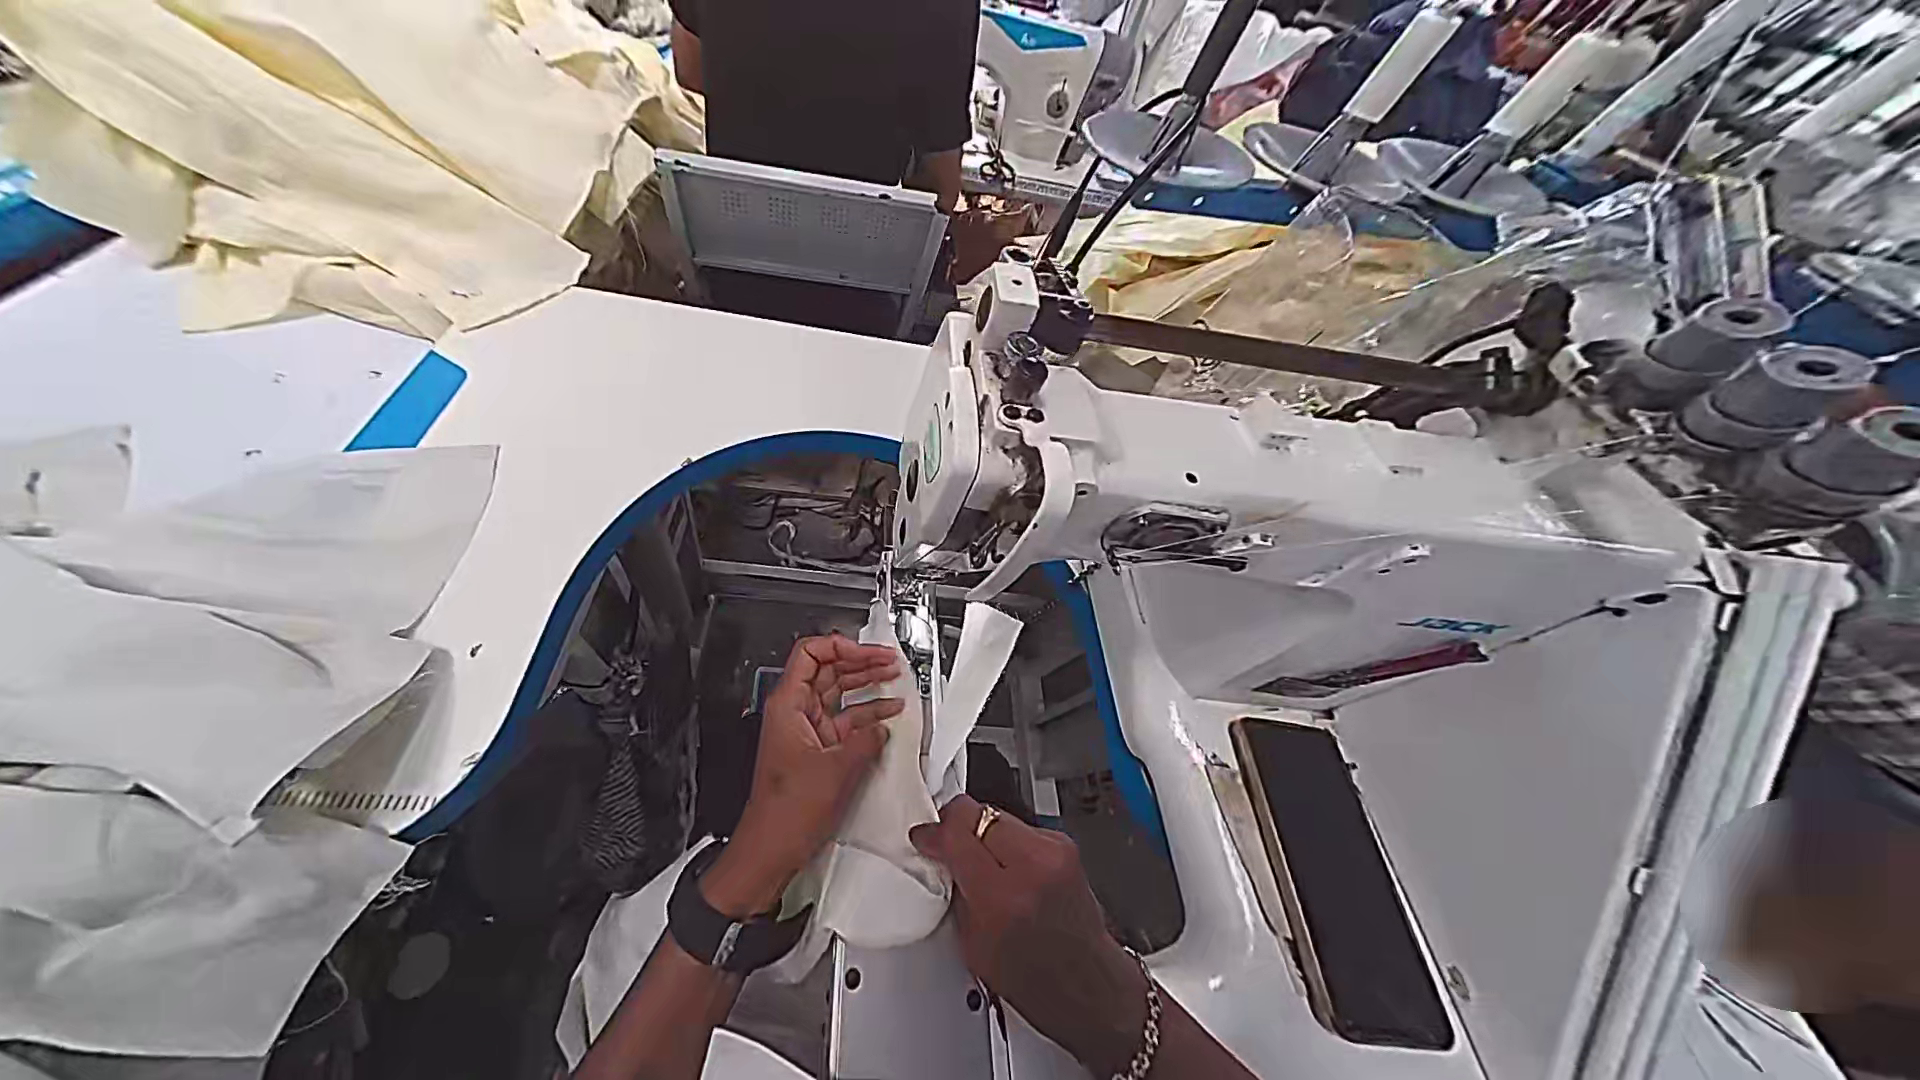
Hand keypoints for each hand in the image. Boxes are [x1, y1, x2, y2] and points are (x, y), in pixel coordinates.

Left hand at [703, 635, 902, 918]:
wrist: (770, 851)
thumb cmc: (784, 814)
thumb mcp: (836, 769)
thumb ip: (865, 740)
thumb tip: (880, 726)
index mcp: (788, 705)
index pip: (810, 653)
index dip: (840, 646)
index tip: (865, 651)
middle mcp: (795, 712)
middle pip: (829, 670)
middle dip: (860, 661)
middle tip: (888, 659)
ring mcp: (807, 729)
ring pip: (839, 693)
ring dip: (867, 684)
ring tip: (893, 677)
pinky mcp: (818, 748)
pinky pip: (846, 720)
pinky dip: (867, 714)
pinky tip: (887, 713)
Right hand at [911, 795, 1147, 1074]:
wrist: (1087, 984)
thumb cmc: (1037, 979)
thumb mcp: (973, 944)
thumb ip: (955, 889)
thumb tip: (941, 853)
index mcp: (1002, 897)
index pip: (956, 833)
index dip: (934, 832)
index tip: (926, 836)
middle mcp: (1032, 866)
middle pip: (977, 812)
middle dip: (957, 825)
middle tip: (949, 842)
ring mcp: (1053, 851)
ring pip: (998, 813)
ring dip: (982, 830)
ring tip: (983, 859)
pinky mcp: (1065, 843)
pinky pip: (1021, 825)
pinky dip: (1008, 838)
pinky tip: (1009, 864)